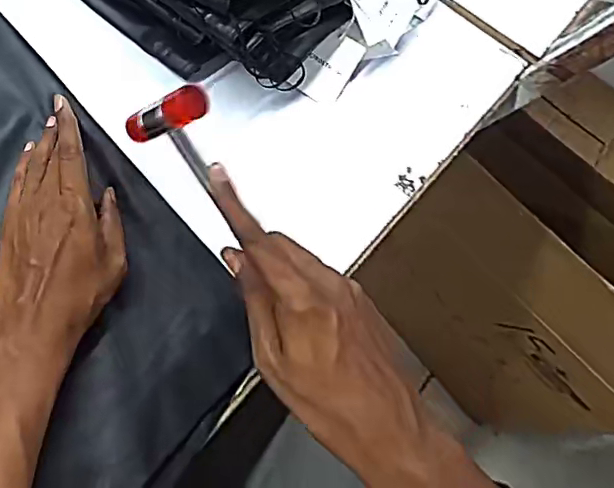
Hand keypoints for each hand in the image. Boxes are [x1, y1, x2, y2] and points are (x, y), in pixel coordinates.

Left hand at [0, 95, 126, 366]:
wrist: (33, 323)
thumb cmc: (78, 296)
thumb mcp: (113, 263)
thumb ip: (112, 223)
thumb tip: (106, 196)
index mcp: (74, 205)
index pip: (71, 154)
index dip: (68, 127)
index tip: (63, 107)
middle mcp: (46, 200)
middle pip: (51, 154)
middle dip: (56, 131)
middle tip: (57, 113)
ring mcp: (24, 209)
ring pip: (33, 165)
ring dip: (41, 144)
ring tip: (47, 129)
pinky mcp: (9, 221)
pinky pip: (17, 183)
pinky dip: (23, 165)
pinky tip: (27, 156)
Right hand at [209, 165, 490, 487]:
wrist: (394, 433)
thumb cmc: (336, 409)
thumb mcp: (273, 361)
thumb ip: (252, 300)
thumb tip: (237, 262)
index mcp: (302, 300)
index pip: (258, 239)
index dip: (232, 204)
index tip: (220, 180)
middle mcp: (329, 285)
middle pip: (278, 241)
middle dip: (255, 248)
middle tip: (242, 273)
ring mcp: (348, 289)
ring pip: (298, 255)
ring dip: (278, 266)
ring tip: (279, 315)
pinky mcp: (360, 297)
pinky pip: (319, 271)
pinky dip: (301, 280)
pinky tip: (304, 320)